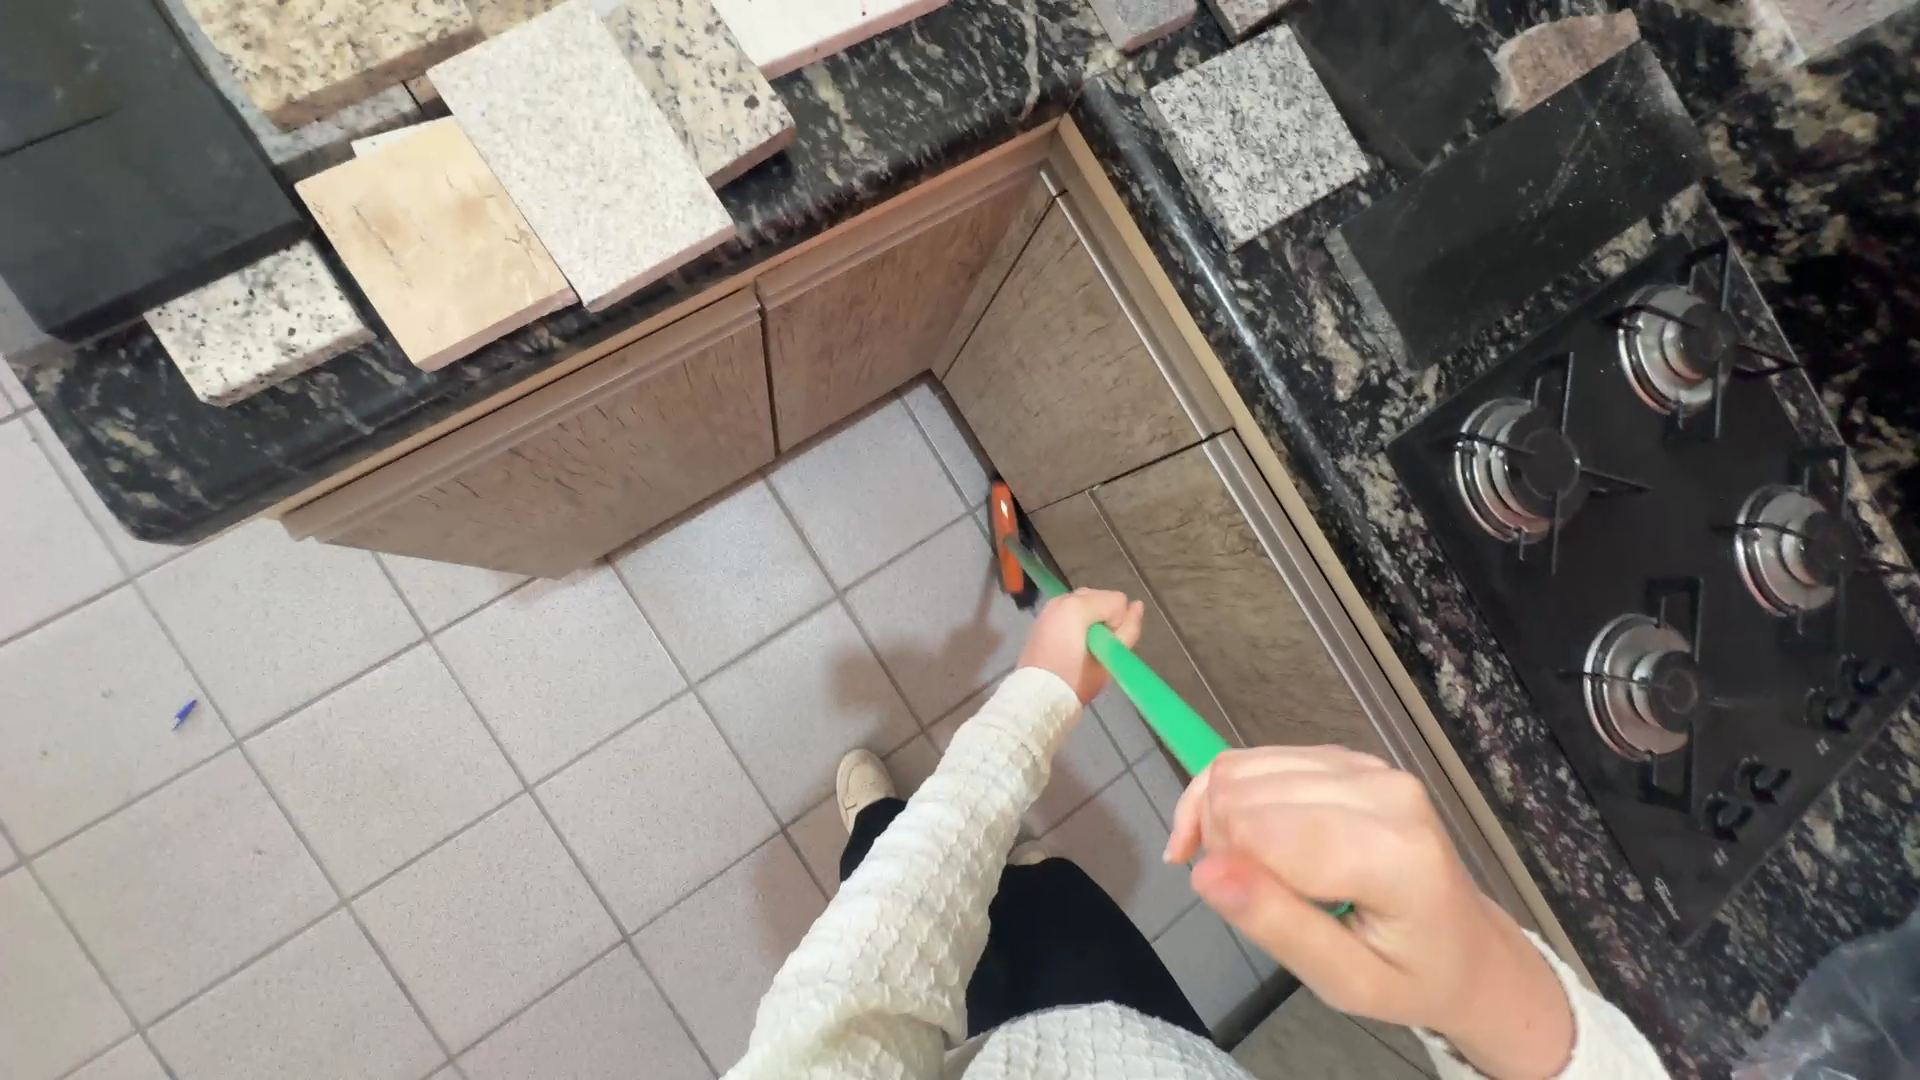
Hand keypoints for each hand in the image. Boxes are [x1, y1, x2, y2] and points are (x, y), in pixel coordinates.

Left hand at [1016, 588, 1144, 703]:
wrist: (1037, 694)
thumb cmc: (1076, 679)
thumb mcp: (1110, 657)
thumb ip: (1128, 629)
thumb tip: (1137, 606)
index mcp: (1078, 606)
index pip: (1117, 600)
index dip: (1119, 623)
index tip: (1107, 645)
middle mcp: (1062, 599)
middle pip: (1100, 596)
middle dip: (1105, 617)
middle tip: (1098, 646)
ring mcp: (1050, 606)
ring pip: (1085, 601)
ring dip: (1092, 617)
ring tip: (1085, 645)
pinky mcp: (1043, 617)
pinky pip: (1070, 609)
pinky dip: (1077, 619)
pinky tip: (1073, 642)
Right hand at [1166, 747, 1573, 1079]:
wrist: (1470, 947)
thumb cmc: (1411, 975)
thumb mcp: (1346, 983)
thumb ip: (1277, 926)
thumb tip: (1203, 874)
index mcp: (1394, 855)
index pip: (1261, 830)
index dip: (1225, 864)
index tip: (1233, 903)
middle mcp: (1382, 791)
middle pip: (1242, 791)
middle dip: (1218, 839)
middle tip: (1238, 889)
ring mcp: (1364, 765)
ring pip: (1239, 768)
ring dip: (1217, 813)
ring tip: (1238, 863)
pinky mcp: (1344, 755)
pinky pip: (1253, 758)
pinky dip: (1227, 792)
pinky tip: (1235, 830)